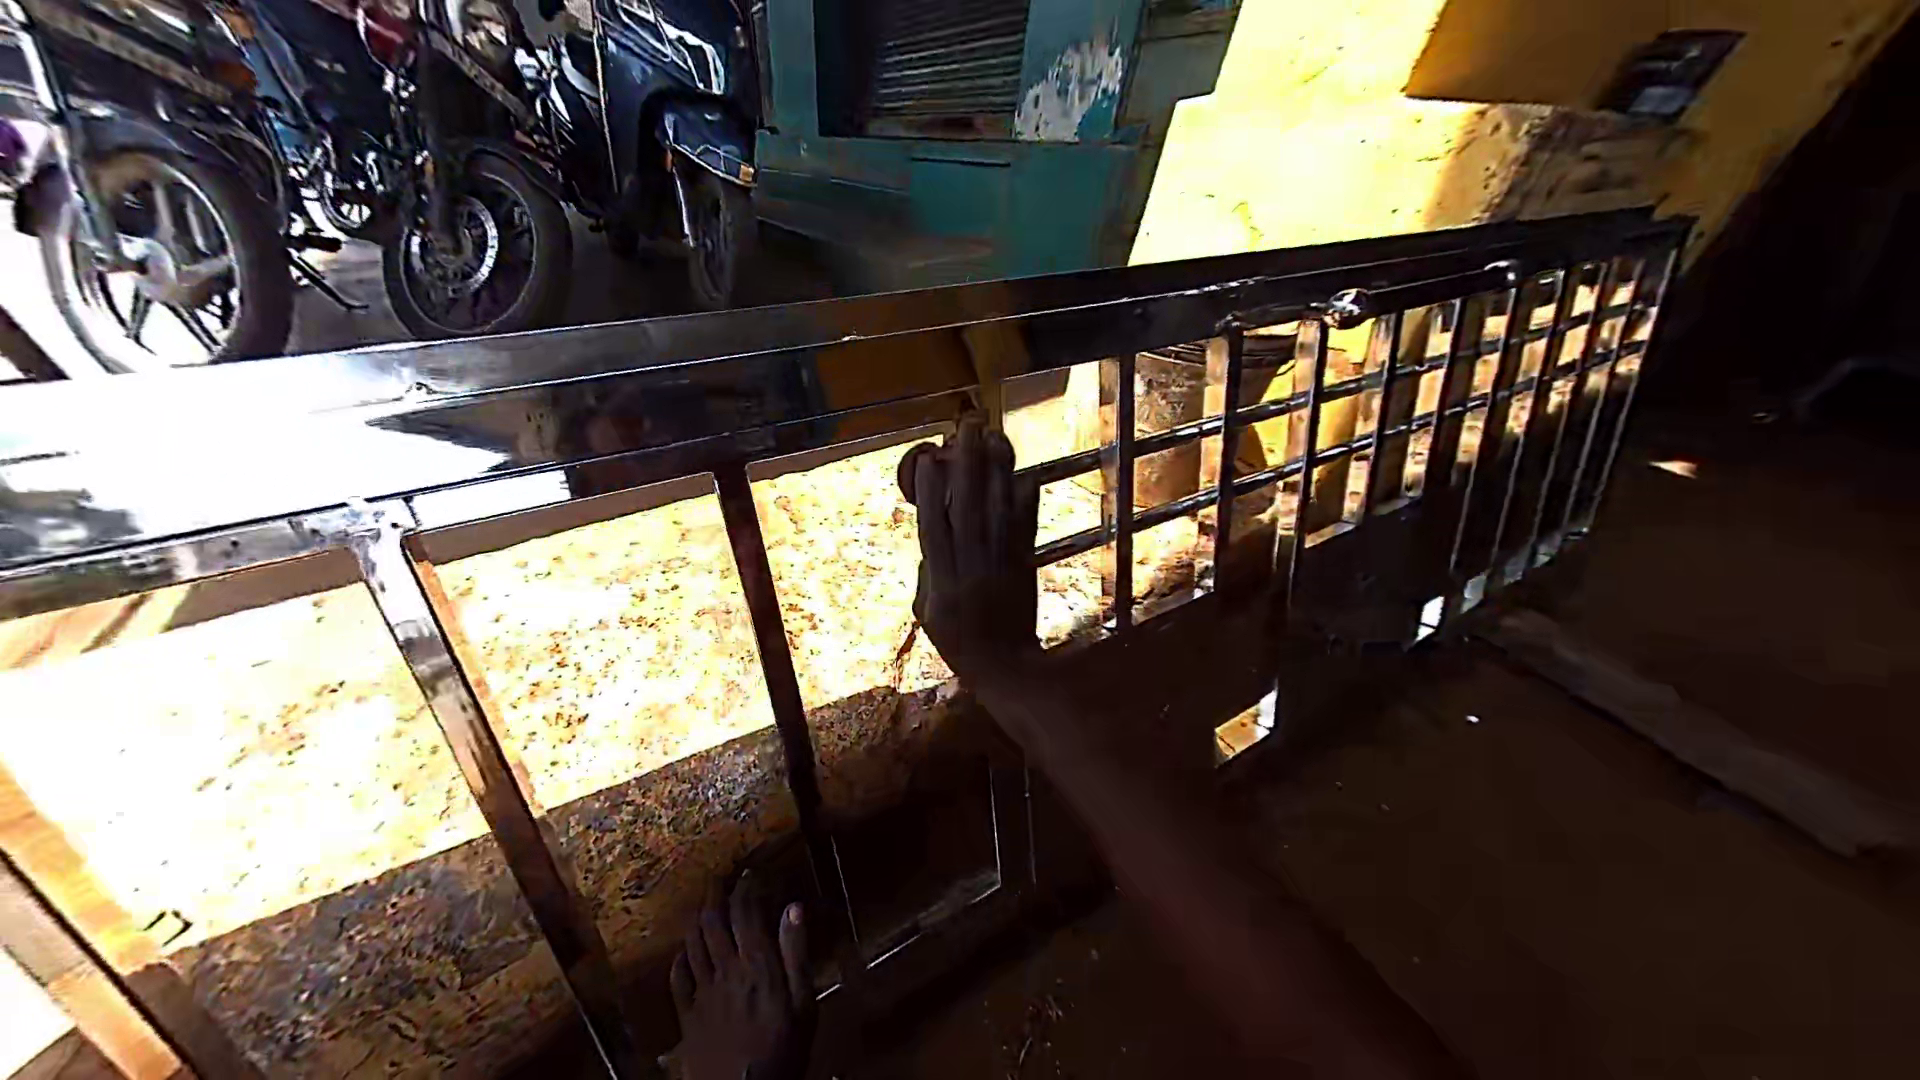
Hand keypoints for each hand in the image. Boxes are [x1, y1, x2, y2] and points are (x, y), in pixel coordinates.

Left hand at [669, 873, 811, 1079]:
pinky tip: (685, 951)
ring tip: (703, 905)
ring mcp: (702, 994)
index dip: (745, 886)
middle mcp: (725, 970)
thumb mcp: (804, 1002)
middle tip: (718, 877)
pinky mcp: (687, 1018)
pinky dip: (681, 957)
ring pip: (692, 944)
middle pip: (711, 921)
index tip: (750, 872)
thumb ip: (796, 953)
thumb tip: (793, 907)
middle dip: (714, 894)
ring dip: (696, 918)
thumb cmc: (783, 1050)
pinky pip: (678, 979)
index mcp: (756, 964)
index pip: (744, 911)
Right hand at [898, 416, 1040, 687]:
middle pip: (967, 505)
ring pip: (998, 508)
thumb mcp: (929, 612)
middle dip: (966, 463)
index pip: (933, 525)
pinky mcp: (1026, 562)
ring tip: (993, 437)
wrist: (1006, 665)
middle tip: (966, 428)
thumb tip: (933, 536)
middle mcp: (972, 564)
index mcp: (943, 579)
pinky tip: (1022, 473)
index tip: (927, 457)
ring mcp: (1002, 561)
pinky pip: (1025, 525)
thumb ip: (929, 572)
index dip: (929, 489)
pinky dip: (1024, 498)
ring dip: (996, 470)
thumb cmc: (960, 643)